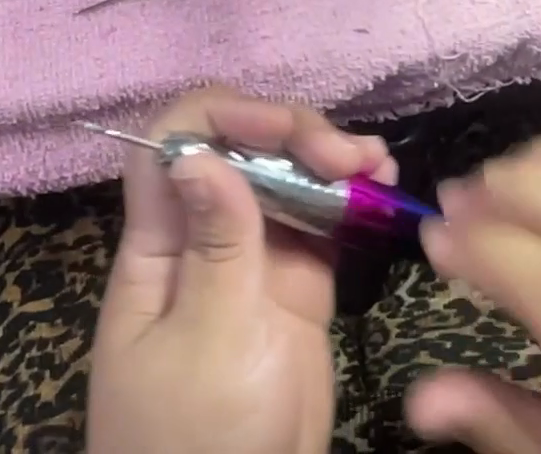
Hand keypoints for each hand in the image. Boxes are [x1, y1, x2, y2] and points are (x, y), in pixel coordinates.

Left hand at [86, 88, 395, 453]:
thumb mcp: (206, 343)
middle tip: (351, 159)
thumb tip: (199, 155)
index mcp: (159, 241)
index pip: (173, 145)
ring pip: (284, 178)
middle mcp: (203, 231)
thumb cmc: (196, 440)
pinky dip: (349, 199)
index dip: (223, 117)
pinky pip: (320, 223)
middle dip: (292, 134)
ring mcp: (252, 255)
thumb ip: (216, 247)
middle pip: (238, 149)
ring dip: (328, 157)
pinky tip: (381, 190)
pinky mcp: (295, 282)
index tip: (282, 129)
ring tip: (378, 164)